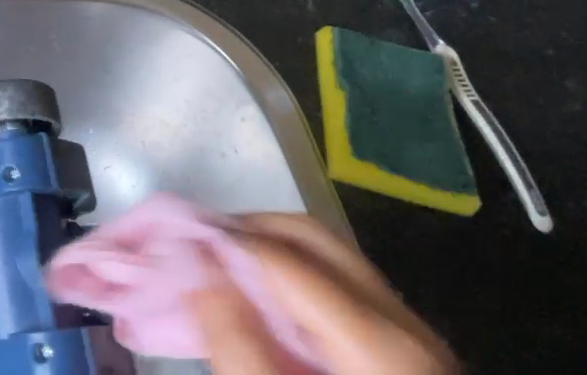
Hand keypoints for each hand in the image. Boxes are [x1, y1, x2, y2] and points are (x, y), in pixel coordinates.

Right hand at [187, 213, 456, 374]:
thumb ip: (238, 346)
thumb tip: (199, 269)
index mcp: (379, 345)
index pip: (282, 257)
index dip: (220, 241)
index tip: (169, 242)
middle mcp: (405, 324)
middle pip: (310, 239)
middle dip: (244, 232)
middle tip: (192, 249)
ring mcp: (416, 337)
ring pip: (329, 257)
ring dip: (268, 251)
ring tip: (219, 272)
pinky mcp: (412, 354)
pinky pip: (344, 286)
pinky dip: (294, 277)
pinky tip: (262, 306)